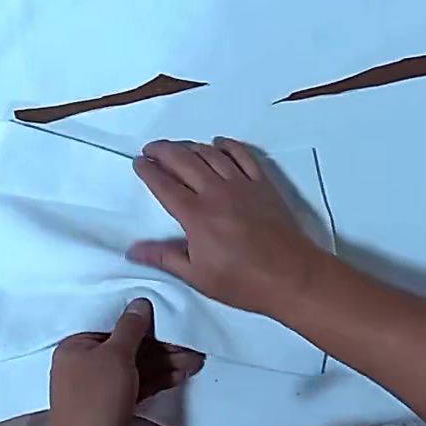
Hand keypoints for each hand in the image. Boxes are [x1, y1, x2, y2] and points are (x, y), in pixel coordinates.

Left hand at [47, 297, 203, 425]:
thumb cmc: (96, 400)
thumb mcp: (115, 356)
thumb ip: (130, 328)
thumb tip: (140, 303)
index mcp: (75, 346)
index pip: (110, 324)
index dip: (140, 320)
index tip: (167, 315)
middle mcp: (85, 363)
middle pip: (127, 346)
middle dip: (160, 345)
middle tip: (190, 342)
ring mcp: (100, 386)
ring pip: (136, 366)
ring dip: (165, 362)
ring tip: (195, 359)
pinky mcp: (115, 405)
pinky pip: (139, 384)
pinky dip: (159, 378)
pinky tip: (182, 373)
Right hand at [129, 138, 332, 316]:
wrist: (292, 276)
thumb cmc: (244, 281)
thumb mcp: (197, 276)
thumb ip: (164, 257)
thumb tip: (133, 250)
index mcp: (196, 215)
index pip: (164, 184)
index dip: (148, 170)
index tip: (139, 163)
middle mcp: (216, 193)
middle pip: (183, 160)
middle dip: (163, 151)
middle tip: (151, 149)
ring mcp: (241, 185)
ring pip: (210, 154)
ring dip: (190, 146)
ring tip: (177, 146)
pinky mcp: (262, 184)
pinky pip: (243, 155)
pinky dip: (228, 146)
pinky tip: (218, 143)